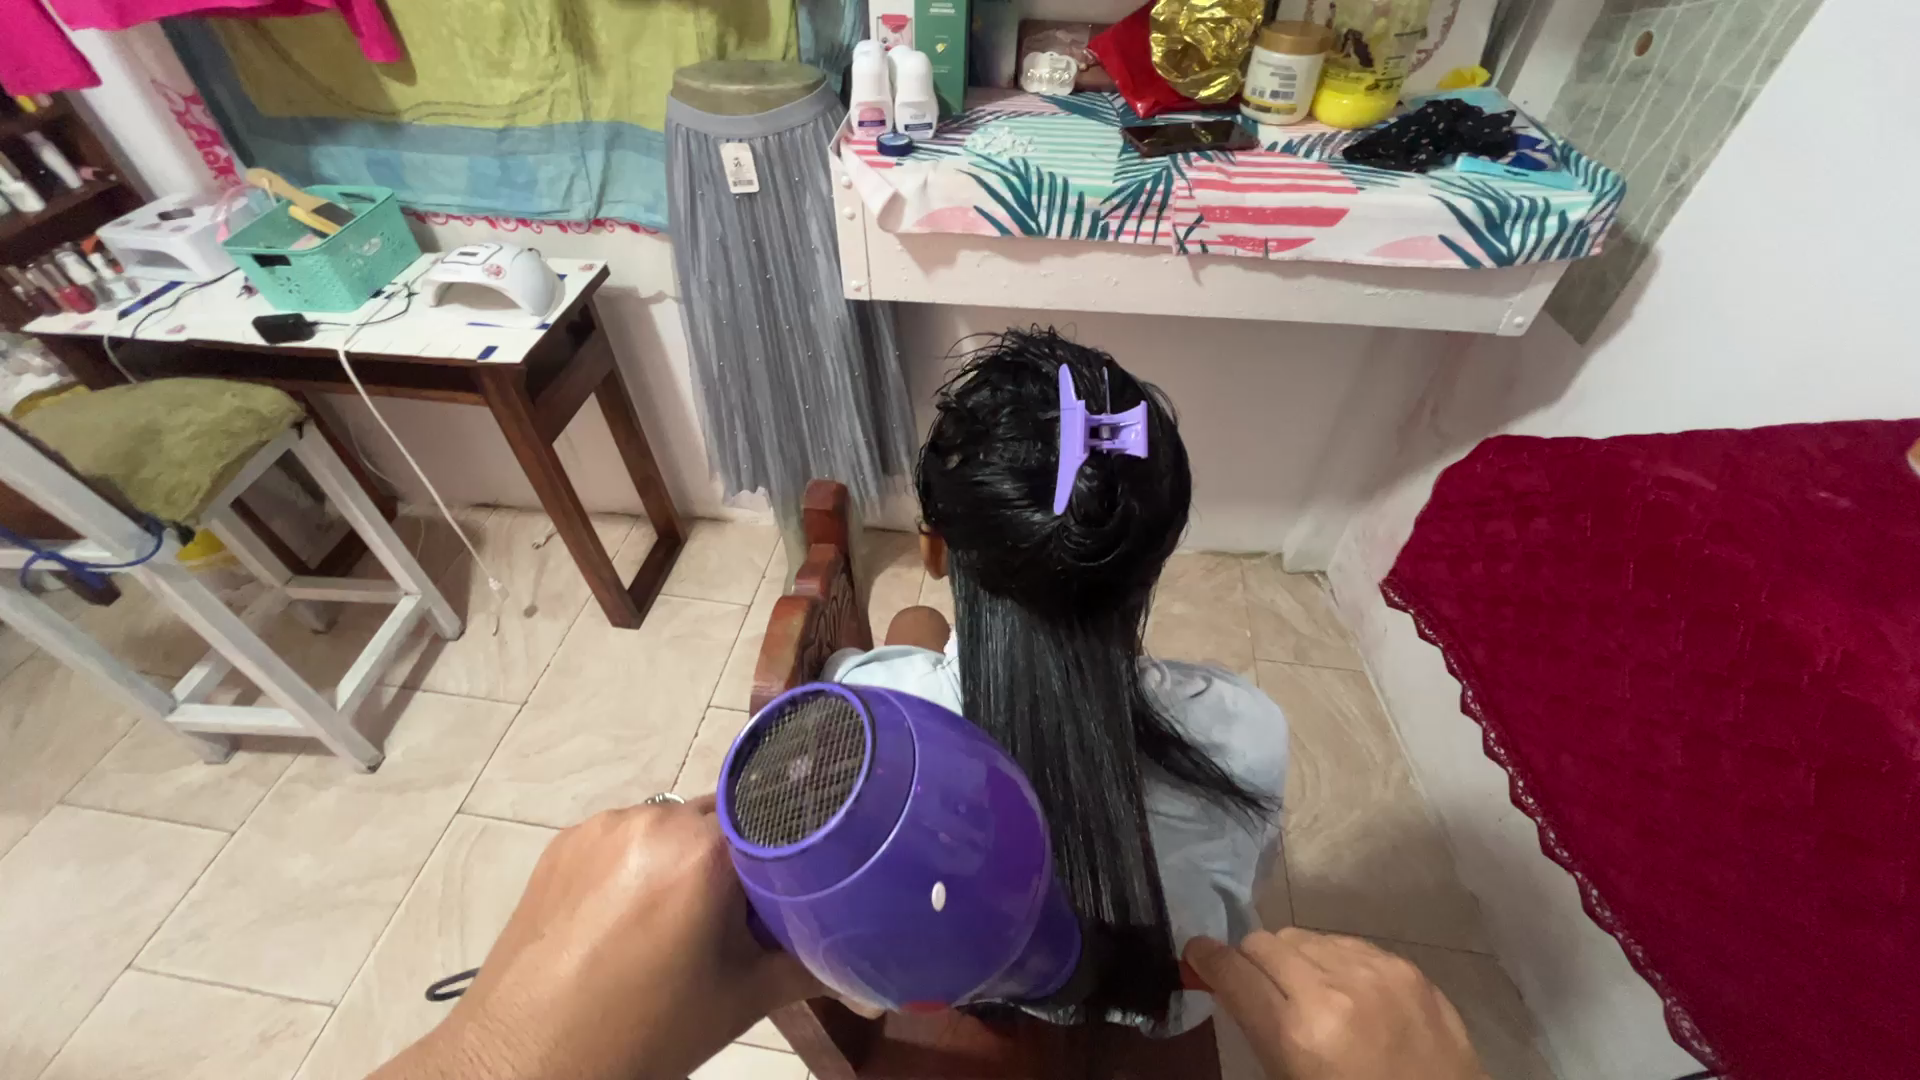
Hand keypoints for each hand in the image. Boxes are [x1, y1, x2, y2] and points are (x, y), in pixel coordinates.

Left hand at [374, 796, 817, 1079]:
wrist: (517, 1069)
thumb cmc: (643, 1036)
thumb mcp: (741, 1002)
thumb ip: (812, 966)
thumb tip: (876, 966)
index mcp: (705, 851)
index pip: (774, 816)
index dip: (789, 846)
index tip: (796, 879)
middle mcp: (657, 817)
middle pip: (724, 817)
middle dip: (738, 855)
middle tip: (739, 909)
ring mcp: (605, 824)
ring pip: (675, 823)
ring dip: (687, 855)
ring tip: (677, 916)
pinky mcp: (567, 839)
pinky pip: (629, 833)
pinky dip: (641, 860)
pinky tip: (628, 912)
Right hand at [1185, 928, 1487, 1079]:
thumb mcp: (1288, 1078)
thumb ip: (1255, 1023)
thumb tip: (1224, 975)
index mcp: (1297, 1034)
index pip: (1230, 969)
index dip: (1206, 959)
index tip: (1196, 956)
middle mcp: (1332, 991)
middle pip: (1261, 943)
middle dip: (1254, 964)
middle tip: (1264, 991)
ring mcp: (1374, 974)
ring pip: (1302, 936)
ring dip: (1296, 960)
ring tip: (1314, 995)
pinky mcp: (1406, 968)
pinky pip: (1346, 943)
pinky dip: (1337, 963)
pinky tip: (1352, 994)